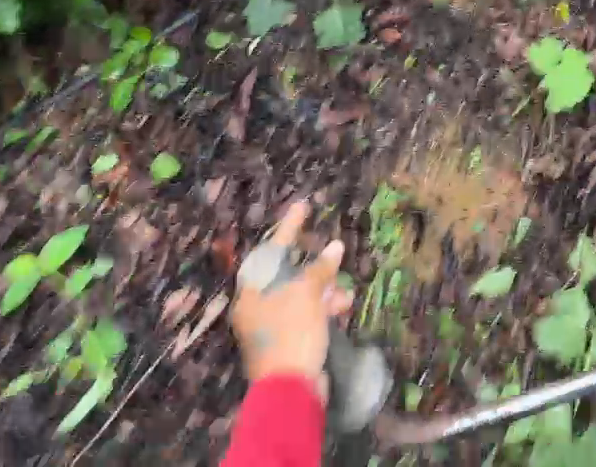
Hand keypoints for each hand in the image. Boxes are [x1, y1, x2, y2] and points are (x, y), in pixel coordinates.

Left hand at [232, 201, 353, 390]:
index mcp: (252, 292)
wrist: (291, 391)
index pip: (272, 250)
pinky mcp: (289, 342)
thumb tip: (335, 247)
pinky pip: (308, 315)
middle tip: (335, 254)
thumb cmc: (292, 334)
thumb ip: (321, 269)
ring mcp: (273, 326)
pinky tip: (341, 309)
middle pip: (289, 274)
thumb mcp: (308, 295)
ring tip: (343, 295)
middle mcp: (258, 306)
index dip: (290, 227)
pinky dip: (324, 309)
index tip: (304, 205)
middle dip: (317, 268)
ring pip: (303, 295)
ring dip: (326, 291)